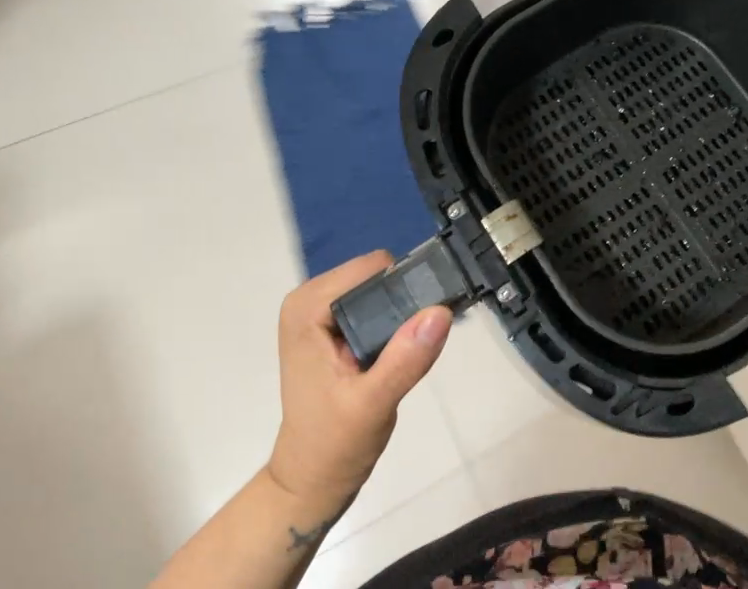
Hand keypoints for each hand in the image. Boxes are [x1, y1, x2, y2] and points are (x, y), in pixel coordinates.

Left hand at [266, 251, 451, 503]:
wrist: (313, 478)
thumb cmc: (334, 444)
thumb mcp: (372, 405)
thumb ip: (405, 359)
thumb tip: (440, 312)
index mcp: (306, 308)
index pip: (371, 268)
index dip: (402, 289)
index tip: (420, 326)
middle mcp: (308, 300)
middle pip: (376, 274)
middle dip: (402, 302)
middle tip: (414, 346)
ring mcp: (319, 313)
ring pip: (379, 287)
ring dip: (401, 313)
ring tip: (407, 352)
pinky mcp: (333, 327)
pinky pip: (375, 305)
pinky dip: (394, 323)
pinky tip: (398, 353)